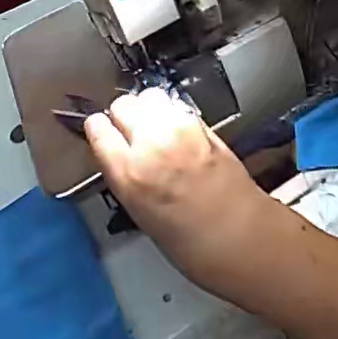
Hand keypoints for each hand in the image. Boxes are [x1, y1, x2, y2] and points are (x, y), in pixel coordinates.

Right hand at [83, 89, 299, 306]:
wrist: (239, 234)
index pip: (98, 130)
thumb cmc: (190, 242)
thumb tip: (120, 157)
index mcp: (128, 174)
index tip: (100, 130)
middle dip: (124, 114)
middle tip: (128, 128)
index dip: (98, 128)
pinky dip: (173, 113)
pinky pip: (178, 106)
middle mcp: (151, 145)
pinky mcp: (204, 125)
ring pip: (152, 96)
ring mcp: (180, 130)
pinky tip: (177, 130)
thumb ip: (127, 176)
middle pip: (124, 104)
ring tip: (154, 125)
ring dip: (149, 108)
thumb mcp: (140, 213)